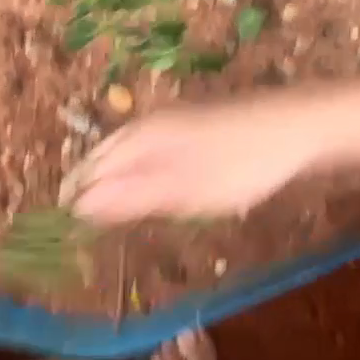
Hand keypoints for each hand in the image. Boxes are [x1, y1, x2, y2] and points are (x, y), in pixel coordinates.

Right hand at [66, 92, 335, 222]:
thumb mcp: (185, 189)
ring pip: (129, 153)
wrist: (298, 127)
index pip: (89, 170)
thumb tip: (78, 206)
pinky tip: (154, 193)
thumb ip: (133, 196)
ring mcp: (175, 123)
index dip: (73, 201)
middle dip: (89, 190)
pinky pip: (152, 152)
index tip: (61, 237)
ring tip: (108, 216)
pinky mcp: (196, 129)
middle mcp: (151, 124)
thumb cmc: (240, 163)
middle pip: (105, 158)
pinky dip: (140, 175)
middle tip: (81, 231)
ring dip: (114, 182)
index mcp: (142, 136)